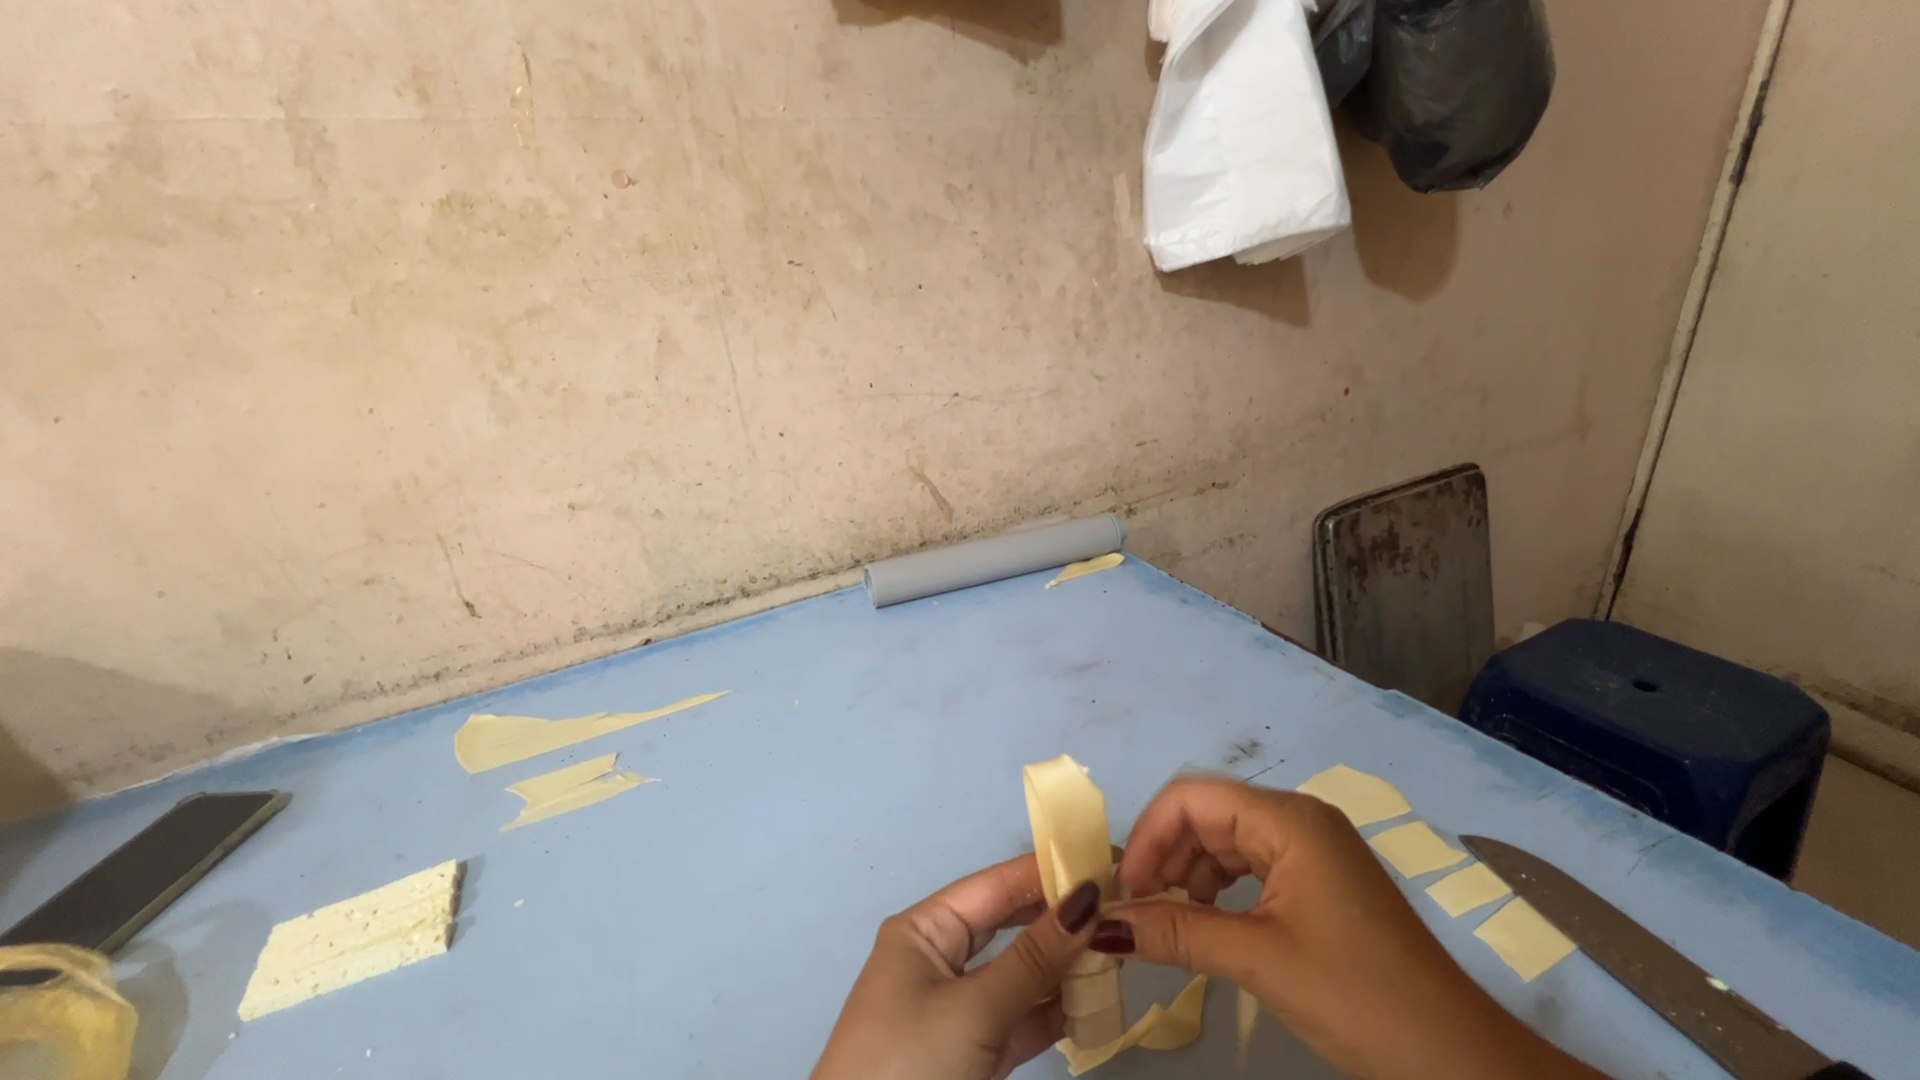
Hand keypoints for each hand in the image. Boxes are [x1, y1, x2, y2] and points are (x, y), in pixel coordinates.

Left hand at [811, 854, 1104, 1079]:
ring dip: (1064, 966)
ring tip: (1120, 950)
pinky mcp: (971, 1052)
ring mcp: (956, 1007)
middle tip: (1122, 906)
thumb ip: (1035, 957)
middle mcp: (939, 958)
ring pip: (1019, 973)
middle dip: (1061, 918)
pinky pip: (1019, 1017)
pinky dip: (1053, 1011)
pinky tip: (1094, 1003)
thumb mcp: (975, 1009)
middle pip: (1009, 925)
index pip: (995, 885)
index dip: (1047, 871)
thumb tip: (1087, 898)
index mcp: (925, 930)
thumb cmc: (911, 1064)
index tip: (1105, 860)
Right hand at [1095, 776, 1606, 1079]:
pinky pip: (1252, 863)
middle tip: (1138, 908)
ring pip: (1227, 838)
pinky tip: (1207, 920)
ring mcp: (1314, 848)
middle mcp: (1300, 819)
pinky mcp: (1321, 879)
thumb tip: (1099, 925)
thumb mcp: (1257, 959)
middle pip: (1208, 813)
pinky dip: (1218, 886)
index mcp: (1289, 820)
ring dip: (1188, 871)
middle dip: (1165, 854)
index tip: (1126, 889)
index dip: (1149, 835)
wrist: (1457, 1057)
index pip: (1192, 797)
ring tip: (1168, 917)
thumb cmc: (1357, 996)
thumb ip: (1175, 932)